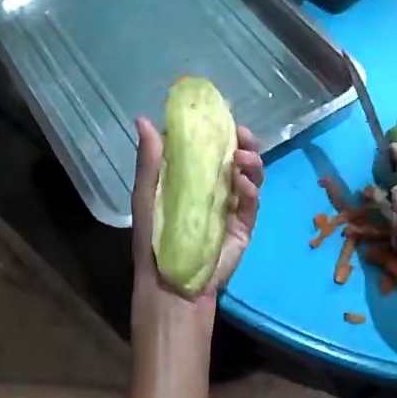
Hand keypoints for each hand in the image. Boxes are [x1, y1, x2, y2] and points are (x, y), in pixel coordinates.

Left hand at [131, 116, 263, 308]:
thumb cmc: (153, 238)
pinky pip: (253, 203)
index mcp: (189, 176)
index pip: (208, 145)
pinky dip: (252, 189)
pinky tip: (243, 185)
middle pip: (235, 156)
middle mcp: (212, 187)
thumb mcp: (147, 195)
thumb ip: (150, 160)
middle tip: (243, 135)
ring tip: (242, 159)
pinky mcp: (243, 226)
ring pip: (249, 176)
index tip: (222, 113)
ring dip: (251, 162)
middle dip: (243, 141)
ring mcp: (230, 206)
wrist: (170, 283)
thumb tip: (143, 120)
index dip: (217, 127)